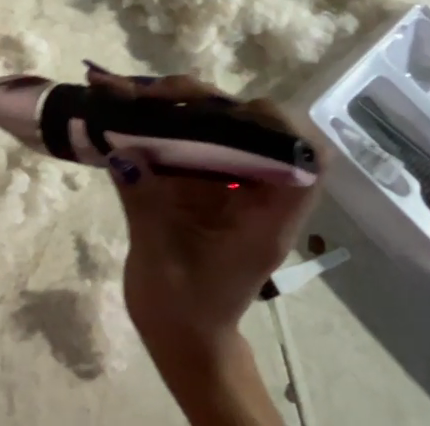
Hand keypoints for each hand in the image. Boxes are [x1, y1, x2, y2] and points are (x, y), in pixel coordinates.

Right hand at [90, 70, 317, 347]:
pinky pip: (186, 137)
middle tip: (154, 95)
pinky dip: (158, 118)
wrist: (179, 335)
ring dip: (178, 103)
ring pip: (217, 124)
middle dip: (206, 101)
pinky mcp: (197, 182)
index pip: (308, 161)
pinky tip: (122, 104)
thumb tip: (122, 150)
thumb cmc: (183, 311)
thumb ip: (145, 204)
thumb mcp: (160, 261)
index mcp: (267, 218)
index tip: (232, 114)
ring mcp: (225, 184)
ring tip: (131, 93)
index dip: (281, 127)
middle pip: (252, 127)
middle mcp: (253, 192)